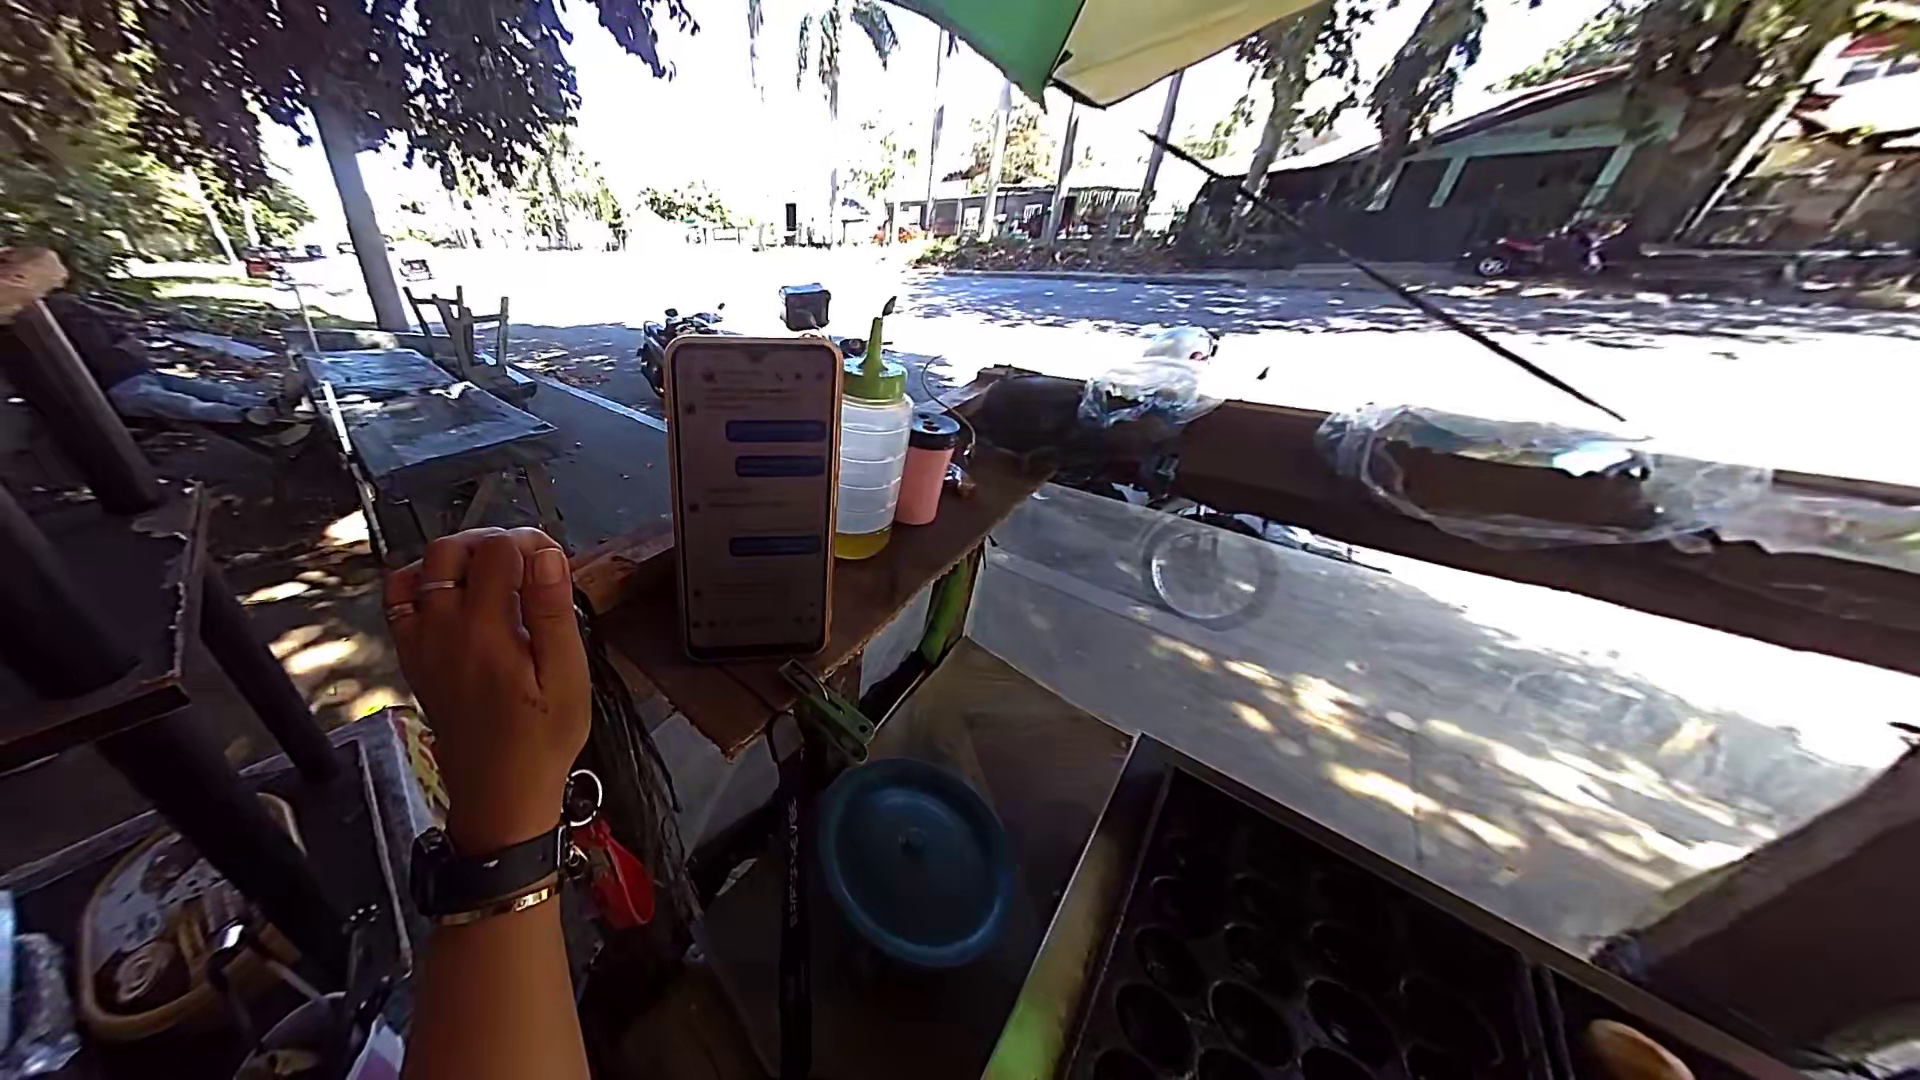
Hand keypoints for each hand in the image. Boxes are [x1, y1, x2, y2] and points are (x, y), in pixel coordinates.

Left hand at [385, 528, 588, 855]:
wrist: (501, 787)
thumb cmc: (546, 733)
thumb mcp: (568, 674)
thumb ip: (554, 612)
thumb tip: (548, 557)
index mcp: (485, 631)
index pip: (497, 552)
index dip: (531, 542)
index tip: (558, 559)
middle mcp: (441, 630)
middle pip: (450, 551)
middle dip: (495, 540)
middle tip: (534, 560)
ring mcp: (419, 643)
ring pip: (420, 570)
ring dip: (461, 557)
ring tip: (501, 573)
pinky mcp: (413, 658)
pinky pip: (401, 602)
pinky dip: (427, 581)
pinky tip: (461, 594)